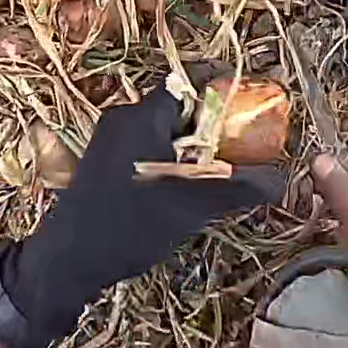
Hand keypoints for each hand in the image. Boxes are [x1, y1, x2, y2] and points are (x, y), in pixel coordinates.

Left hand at [0, 89, 283, 347]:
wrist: (67, 263)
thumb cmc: (131, 225)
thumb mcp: (192, 206)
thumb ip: (239, 188)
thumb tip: (281, 179)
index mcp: (143, 116)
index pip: (188, 84)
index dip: (219, 88)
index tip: (245, 102)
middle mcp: (123, 118)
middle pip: (178, 107)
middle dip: (209, 122)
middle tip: (235, 143)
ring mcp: (108, 139)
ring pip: (161, 129)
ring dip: (189, 144)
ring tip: (213, 170)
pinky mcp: (101, 161)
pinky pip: (145, 146)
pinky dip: (168, 157)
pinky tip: (180, 188)